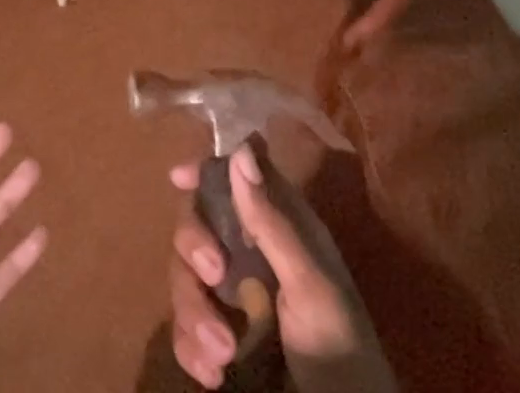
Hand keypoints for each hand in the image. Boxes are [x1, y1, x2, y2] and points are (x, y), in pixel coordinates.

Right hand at [167, 145, 396, 391]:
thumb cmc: (340, 342)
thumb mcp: (310, 281)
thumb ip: (272, 220)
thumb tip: (241, 149)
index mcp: (280, 227)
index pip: (238, 179)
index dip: (207, 170)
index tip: (179, 177)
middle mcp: (250, 252)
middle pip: (197, 225)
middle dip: (194, 247)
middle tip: (213, 275)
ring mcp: (231, 295)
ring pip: (183, 277)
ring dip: (193, 313)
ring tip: (223, 353)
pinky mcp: (216, 334)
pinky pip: (182, 326)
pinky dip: (190, 348)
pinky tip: (213, 375)